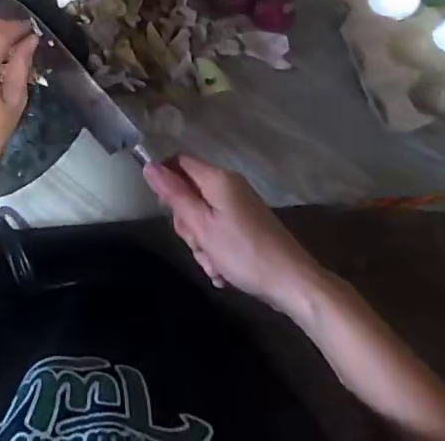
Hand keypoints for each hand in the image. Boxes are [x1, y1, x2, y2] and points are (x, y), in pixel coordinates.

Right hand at [145, 153, 326, 314]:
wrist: (295, 283)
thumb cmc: (244, 253)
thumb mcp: (202, 226)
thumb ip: (174, 195)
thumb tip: (149, 166)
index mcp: (217, 178)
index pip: (178, 161)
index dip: (165, 180)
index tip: (166, 209)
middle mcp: (229, 185)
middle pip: (190, 191)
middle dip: (186, 221)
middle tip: (196, 243)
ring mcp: (240, 205)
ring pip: (203, 215)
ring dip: (201, 241)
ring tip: (213, 264)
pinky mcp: (248, 224)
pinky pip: (220, 228)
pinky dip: (216, 248)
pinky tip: (222, 271)